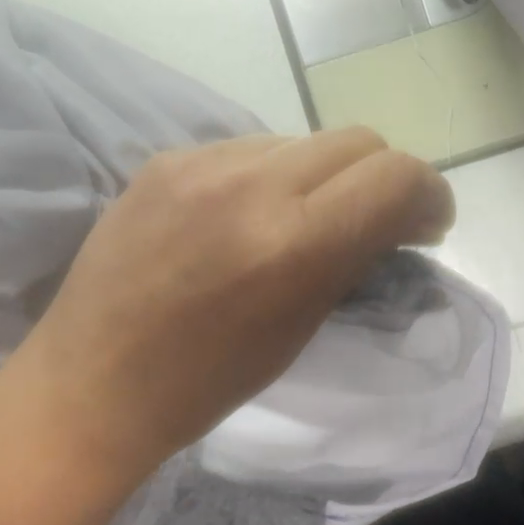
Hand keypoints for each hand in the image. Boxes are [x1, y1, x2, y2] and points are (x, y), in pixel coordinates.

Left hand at [9, 128, 453, 474]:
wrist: (94, 384)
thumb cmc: (207, 384)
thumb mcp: (300, 330)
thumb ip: (351, 261)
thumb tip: (391, 224)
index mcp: (295, 244)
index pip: (397, 177)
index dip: (430, 196)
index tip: (427, 228)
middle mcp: (253, 184)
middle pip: (359, 141)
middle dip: (384, 180)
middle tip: (377, 224)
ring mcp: (201, 163)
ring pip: (303, 140)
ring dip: (325, 177)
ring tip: (305, 223)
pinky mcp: (165, 158)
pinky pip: (248, 148)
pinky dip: (271, 177)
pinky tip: (248, 219)